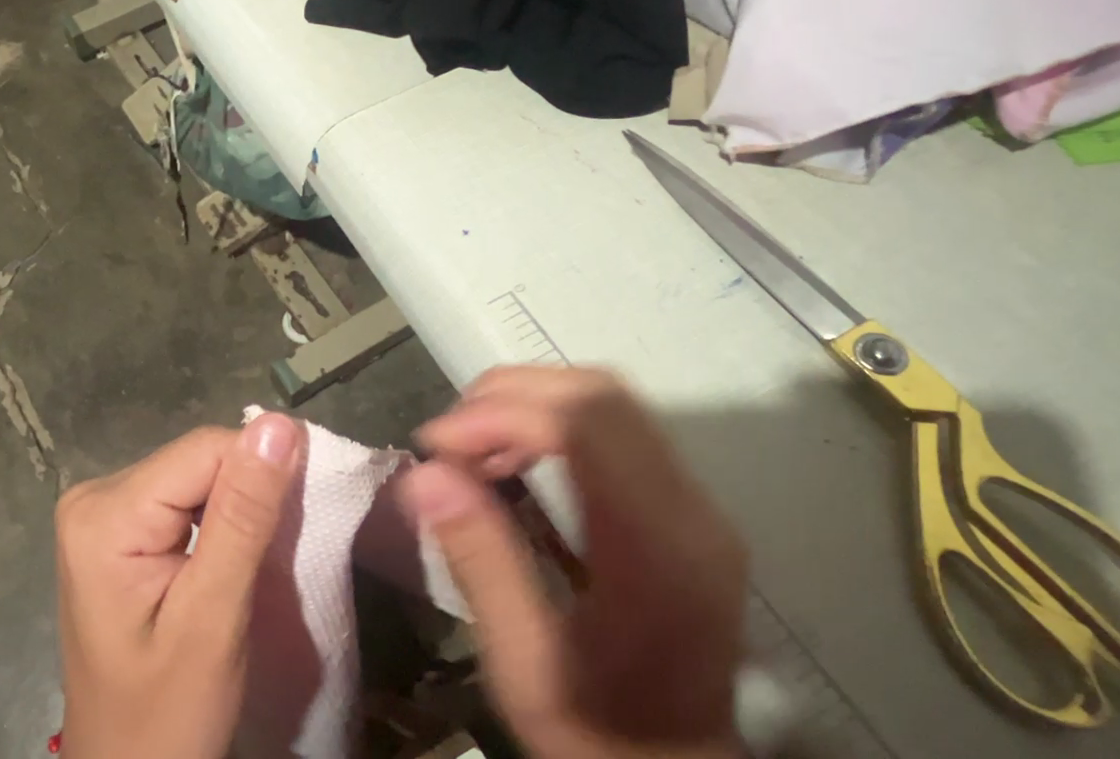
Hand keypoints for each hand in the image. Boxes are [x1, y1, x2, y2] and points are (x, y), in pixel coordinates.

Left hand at [55, 414, 303, 758]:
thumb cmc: (169, 712)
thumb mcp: (212, 617)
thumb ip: (243, 517)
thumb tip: (278, 423)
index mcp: (104, 512)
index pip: (204, 450)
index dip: (260, 476)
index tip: (297, 523)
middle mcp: (93, 494)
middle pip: (197, 461)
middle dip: (245, 498)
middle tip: (273, 557)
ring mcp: (99, 511)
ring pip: (194, 478)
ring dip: (233, 512)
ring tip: (249, 565)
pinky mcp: (114, 529)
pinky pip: (181, 500)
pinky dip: (215, 524)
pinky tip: (225, 560)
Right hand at [400, 367, 747, 758]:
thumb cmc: (596, 728)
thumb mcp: (525, 668)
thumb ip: (483, 566)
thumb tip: (425, 475)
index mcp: (657, 548)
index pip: (584, 425)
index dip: (500, 413)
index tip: (435, 446)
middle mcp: (691, 510)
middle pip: (600, 394)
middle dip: (508, 397)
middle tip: (447, 443)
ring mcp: (694, 504)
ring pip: (608, 399)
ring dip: (527, 405)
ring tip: (470, 451)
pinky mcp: (682, 507)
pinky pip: (615, 427)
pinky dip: (551, 423)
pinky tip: (511, 463)